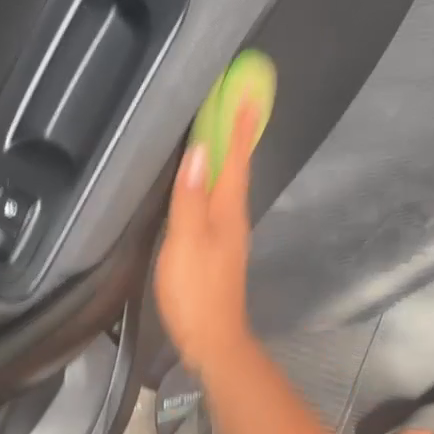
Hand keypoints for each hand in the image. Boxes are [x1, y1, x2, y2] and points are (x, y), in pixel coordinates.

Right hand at [154, 99, 261, 370]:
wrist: (212, 341)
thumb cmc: (196, 293)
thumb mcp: (186, 243)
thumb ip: (190, 199)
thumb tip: (200, 152)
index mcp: (228, 213)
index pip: (235, 161)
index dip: (239, 128)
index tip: (247, 92)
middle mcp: (233, 221)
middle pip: (235, 172)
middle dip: (234, 137)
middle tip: (232, 103)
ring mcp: (227, 240)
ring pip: (226, 190)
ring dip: (224, 162)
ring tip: (215, 135)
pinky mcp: (216, 255)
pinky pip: (216, 208)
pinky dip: (212, 188)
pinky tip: (200, 189)